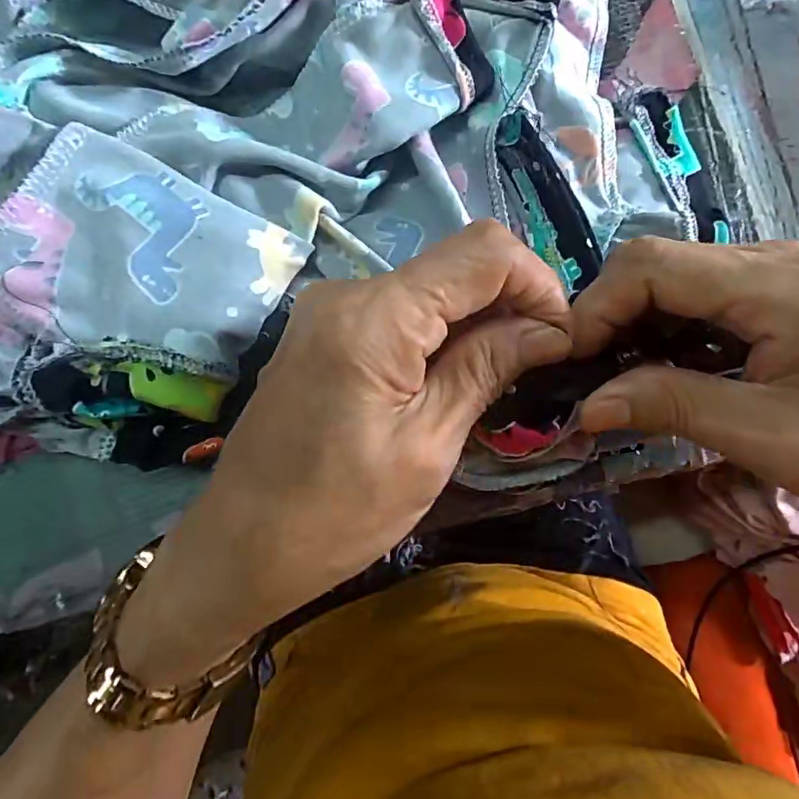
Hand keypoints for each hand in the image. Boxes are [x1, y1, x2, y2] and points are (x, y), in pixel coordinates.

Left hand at [117, 222, 571, 682]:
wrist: (238, 547)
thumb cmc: (335, 515)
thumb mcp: (426, 448)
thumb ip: (485, 368)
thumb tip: (549, 328)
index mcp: (375, 314)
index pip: (482, 250)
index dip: (536, 283)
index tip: (560, 341)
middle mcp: (347, 291)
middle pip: (455, 265)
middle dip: (509, 304)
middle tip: (539, 368)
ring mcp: (328, 310)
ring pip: (428, 288)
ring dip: (474, 323)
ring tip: (499, 381)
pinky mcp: (321, 333)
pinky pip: (396, 313)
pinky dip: (435, 335)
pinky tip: (449, 381)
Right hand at [571, 238, 798, 522]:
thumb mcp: (767, 435)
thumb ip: (673, 406)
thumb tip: (587, 406)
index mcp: (781, 284)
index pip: (654, 265)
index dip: (599, 305)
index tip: (573, 359)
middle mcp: (776, 260)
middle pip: (659, 263)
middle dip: (611, 313)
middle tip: (591, 371)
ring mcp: (779, 272)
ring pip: (675, 276)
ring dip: (636, 322)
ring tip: (621, 373)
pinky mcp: (778, 292)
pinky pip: (700, 294)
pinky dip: (666, 327)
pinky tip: (663, 366)